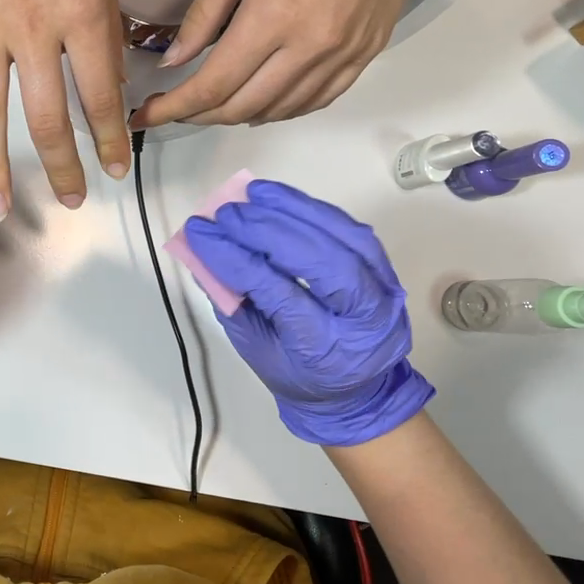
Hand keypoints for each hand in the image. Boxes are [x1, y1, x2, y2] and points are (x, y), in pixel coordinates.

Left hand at [135, 0, 459, 127]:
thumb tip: (174, 61)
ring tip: (208, 105)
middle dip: (198, 116)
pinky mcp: (368, 52)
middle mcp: (312, 46)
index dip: (173, 108)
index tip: (145, 116)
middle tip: (172, 108)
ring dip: (235, 117)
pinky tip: (257, 103)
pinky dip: (279, 110)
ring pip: (278, 111)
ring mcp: (346, 53)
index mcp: (274, 17)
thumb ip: (204, 14)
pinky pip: (316, 101)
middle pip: (242, 108)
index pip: (212, 86)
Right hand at [182, 180, 432, 444]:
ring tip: (252, 193)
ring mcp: (384, 292)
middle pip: (319, 260)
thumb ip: (229, 299)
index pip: (276, 291)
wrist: (353, 391)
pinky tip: (280, 198)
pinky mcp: (385, 271)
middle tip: (225, 212)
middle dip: (267, 229)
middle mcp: (362, 318)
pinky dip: (314, 210)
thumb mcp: (252, 346)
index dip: (234, 257)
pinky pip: (352, 230)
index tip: (198, 232)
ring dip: (294, 208)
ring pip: (343, 237)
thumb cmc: (294, 372)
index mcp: (323, 348)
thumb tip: (201, 249)